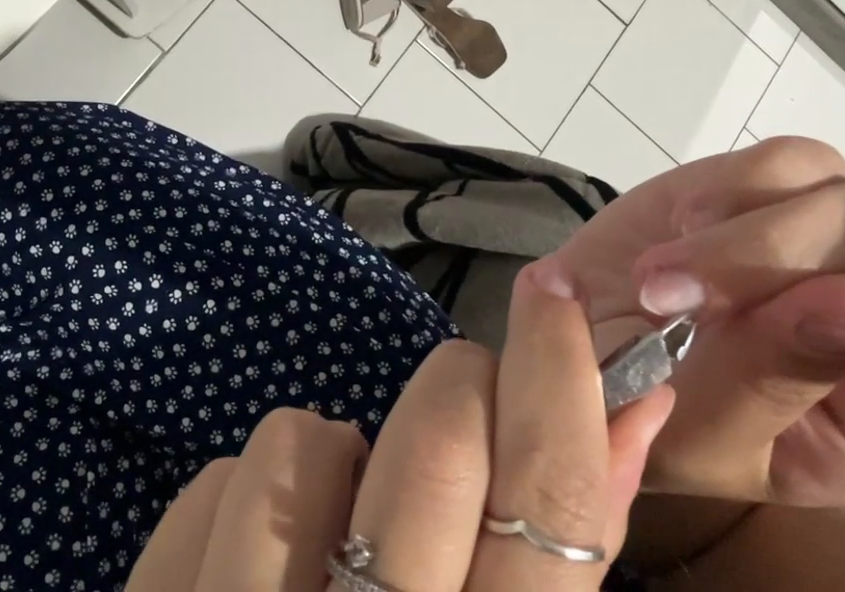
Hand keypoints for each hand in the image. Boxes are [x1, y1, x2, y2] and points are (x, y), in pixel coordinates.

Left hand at [124, 272, 674, 590]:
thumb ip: (578, 539)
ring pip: (304, 441)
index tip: (550, 290)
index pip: (546, 495)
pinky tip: (269, 554)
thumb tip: (631, 405)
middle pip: (433, 442)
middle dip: (458, 383)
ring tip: (347, 515)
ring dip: (337, 452)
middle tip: (461, 405)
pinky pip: (214, 484)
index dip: (560, 373)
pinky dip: (250, 496)